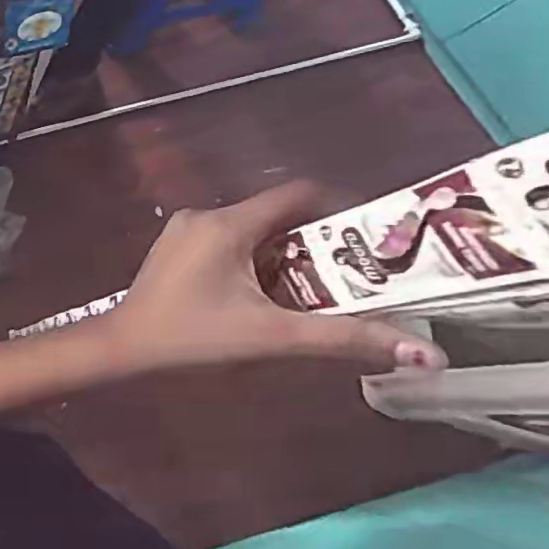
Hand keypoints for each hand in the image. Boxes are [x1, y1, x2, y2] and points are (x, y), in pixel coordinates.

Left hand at [101, 183, 447, 374]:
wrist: (123, 350)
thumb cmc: (193, 340)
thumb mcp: (271, 338)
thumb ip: (344, 340)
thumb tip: (425, 353)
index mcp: (226, 224)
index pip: (296, 195)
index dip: (341, 208)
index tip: (375, 236)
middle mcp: (205, 215)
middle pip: (276, 216)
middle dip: (316, 243)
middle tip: (355, 275)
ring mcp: (185, 230)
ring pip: (252, 232)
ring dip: (285, 256)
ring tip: (317, 292)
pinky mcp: (175, 247)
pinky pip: (227, 242)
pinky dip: (255, 261)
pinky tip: (266, 297)